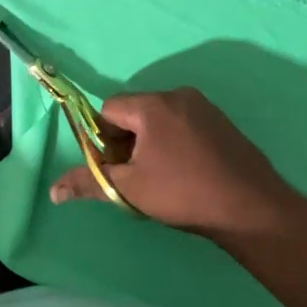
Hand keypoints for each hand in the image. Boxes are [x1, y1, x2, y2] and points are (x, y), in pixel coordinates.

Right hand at [49, 87, 301, 239]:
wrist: (254, 210)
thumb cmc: (184, 194)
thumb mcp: (130, 190)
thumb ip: (89, 183)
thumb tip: (53, 192)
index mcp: (152, 105)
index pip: (109, 109)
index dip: (104, 138)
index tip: (115, 167)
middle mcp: (178, 96)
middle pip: (135, 112)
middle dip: (128, 141)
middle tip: (137, 176)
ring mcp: (205, 108)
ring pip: (161, 120)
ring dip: (152, 143)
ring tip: (163, 178)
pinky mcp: (224, 123)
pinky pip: (185, 125)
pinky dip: (176, 143)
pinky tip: (187, 174)